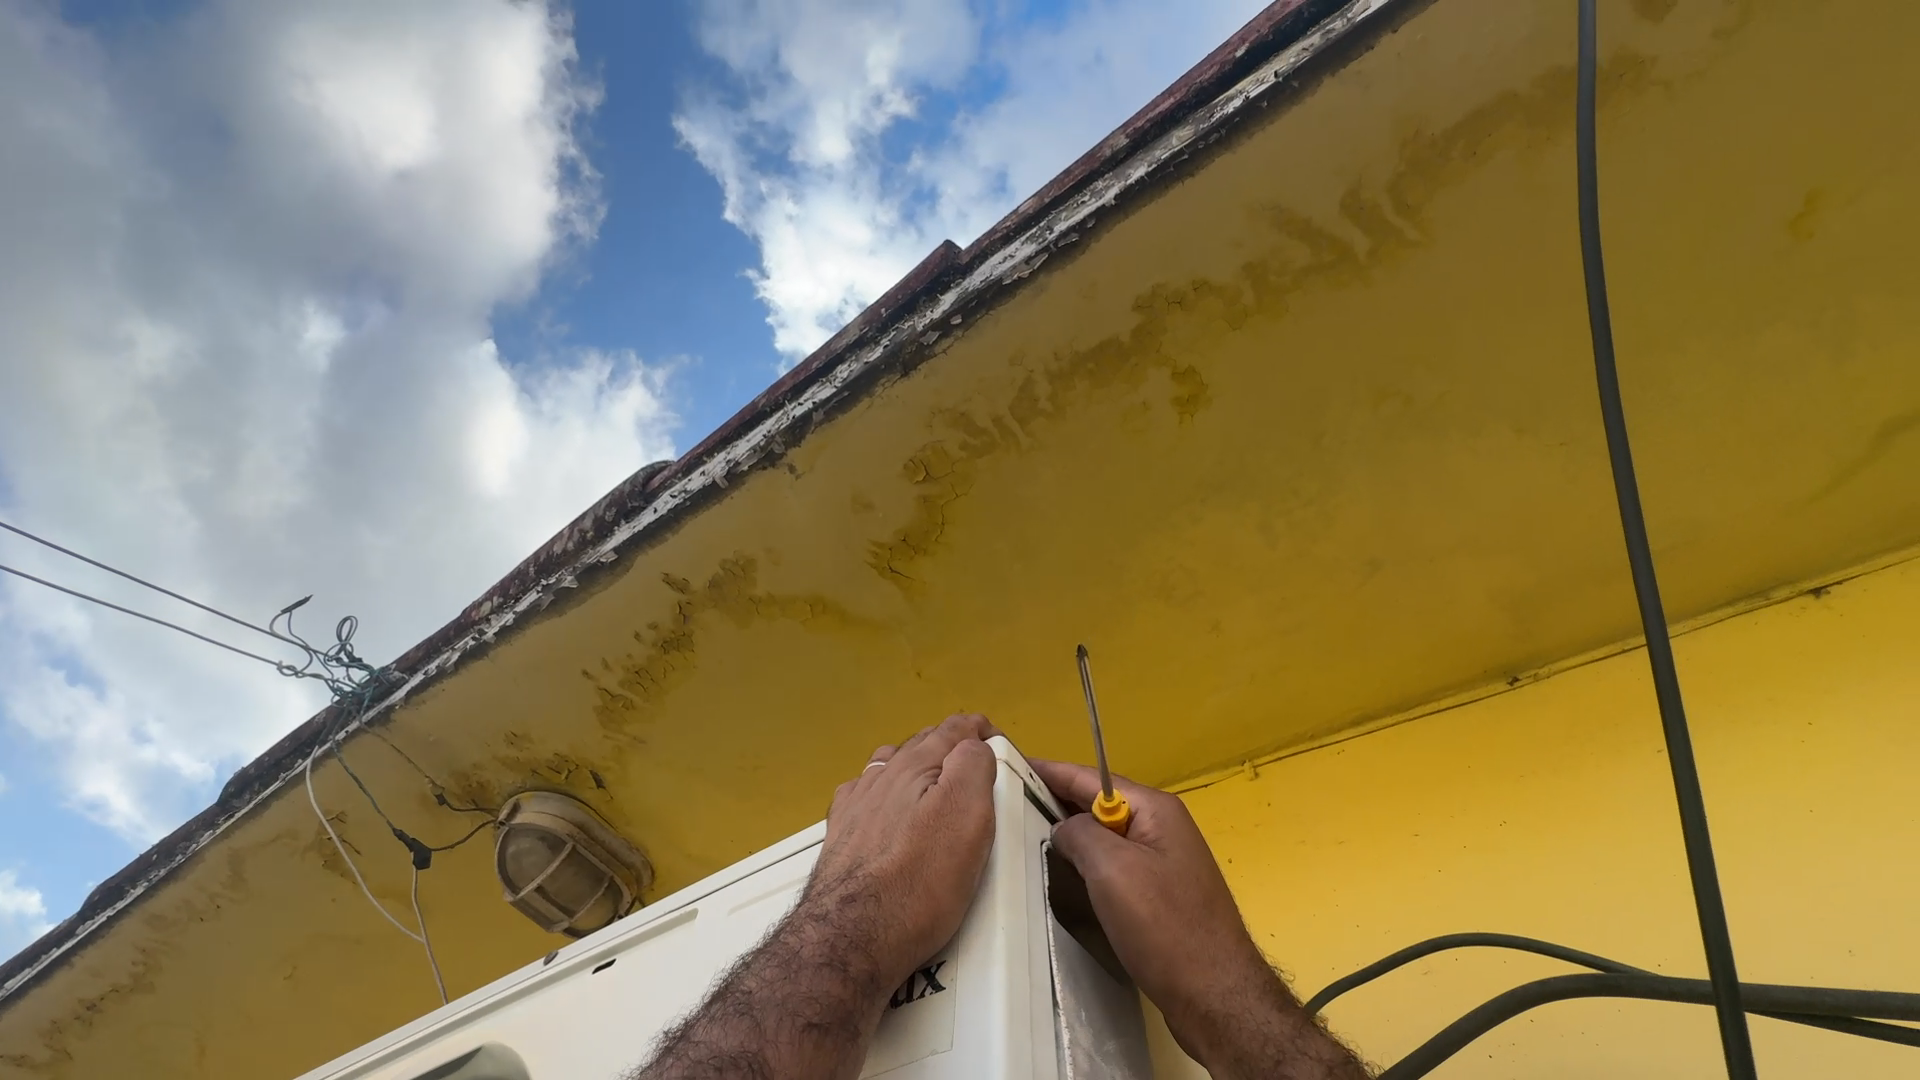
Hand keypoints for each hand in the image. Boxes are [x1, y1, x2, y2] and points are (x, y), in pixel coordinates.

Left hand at [803, 713, 1000, 994]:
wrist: (849, 937)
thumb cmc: (919, 879)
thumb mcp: (966, 816)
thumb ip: (973, 766)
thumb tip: (974, 746)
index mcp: (915, 764)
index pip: (954, 728)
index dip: (981, 730)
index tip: (1000, 744)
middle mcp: (881, 774)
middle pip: (922, 743)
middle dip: (952, 747)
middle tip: (978, 769)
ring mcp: (855, 803)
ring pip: (891, 765)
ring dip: (917, 765)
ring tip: (936, 786)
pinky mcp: (840, 834)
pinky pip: (866, 795)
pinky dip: (886, 792)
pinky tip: (890, 812)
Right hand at [1031, 759, 1366, 1079]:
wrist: (1217, 999)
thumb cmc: (1164, 927)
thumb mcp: (1112, 869)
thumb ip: (1079, 834)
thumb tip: (1063, 828)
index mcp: (1154, 809)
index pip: (1091, 777)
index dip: (1051, 770)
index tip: (1012, 764)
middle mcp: (1162, 826)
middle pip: (1099, 804)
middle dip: (1058, 802)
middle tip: (1008, 804)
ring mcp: (1164, 862)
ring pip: (1106, 838)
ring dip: (1072, 838)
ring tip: (1027, 837)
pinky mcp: (1161, 895)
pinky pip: (1115, 866)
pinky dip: (1088, 866)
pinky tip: (1065, 876)